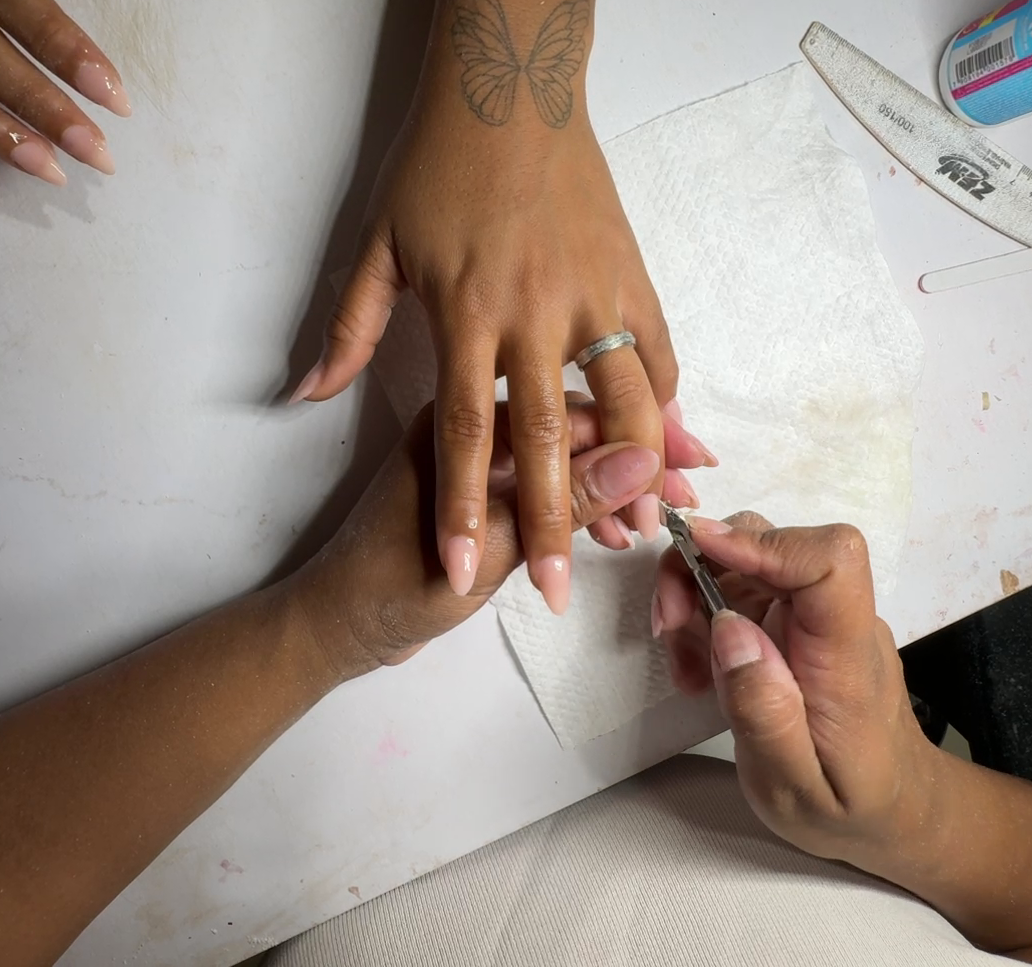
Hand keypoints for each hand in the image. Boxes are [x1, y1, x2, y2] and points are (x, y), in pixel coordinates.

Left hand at [289, 398, 697, 679]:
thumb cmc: (393, 582)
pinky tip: (618, 521)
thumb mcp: (488, 545)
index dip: (635, 437)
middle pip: (574, 424)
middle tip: (695, 480)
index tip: (688, 463)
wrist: (335, 619)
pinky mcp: (479, 479)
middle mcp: (471, 416)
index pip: (565, 411)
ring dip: (615, 480)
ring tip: (668, 506)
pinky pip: (542, 474)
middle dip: (639, 454)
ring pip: (563, 451)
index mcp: (460, 413)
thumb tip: (643, 459)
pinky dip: (581, 498)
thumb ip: (564, 500)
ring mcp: (475, 447)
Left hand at [294, 103, 679, 614]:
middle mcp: (536, 313)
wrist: (512, 83)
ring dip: (638, 470)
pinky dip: (663, 399)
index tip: (459, 575)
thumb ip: (348, 329)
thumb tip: (306, 393)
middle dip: (554, 522)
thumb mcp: (378, 245)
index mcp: (468, 314)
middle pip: (549, 437)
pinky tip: (667, 441)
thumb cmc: (437, 166)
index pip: (466, 436)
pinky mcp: (632, 271)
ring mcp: (593, 292)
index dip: (461, 513)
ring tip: (644, 527)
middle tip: (560, 589)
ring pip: (629, 400)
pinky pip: (656, 350)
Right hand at [653, 512, 938, 871]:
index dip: (763, 542)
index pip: (829, 561)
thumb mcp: (797, 790)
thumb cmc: (850, 808)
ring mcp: (810, 613)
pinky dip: (698, 613)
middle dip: (699, 566)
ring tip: (683, 664)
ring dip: (690, 594)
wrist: (895, 812)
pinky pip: (735, 589)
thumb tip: (729, 628)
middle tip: (667, 626)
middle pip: (770, 542)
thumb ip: (765, 713)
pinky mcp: (789, 617)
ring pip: (740, 560)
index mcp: (846, 654)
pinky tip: (695, 665)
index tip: (698, 548)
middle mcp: (832, 618)